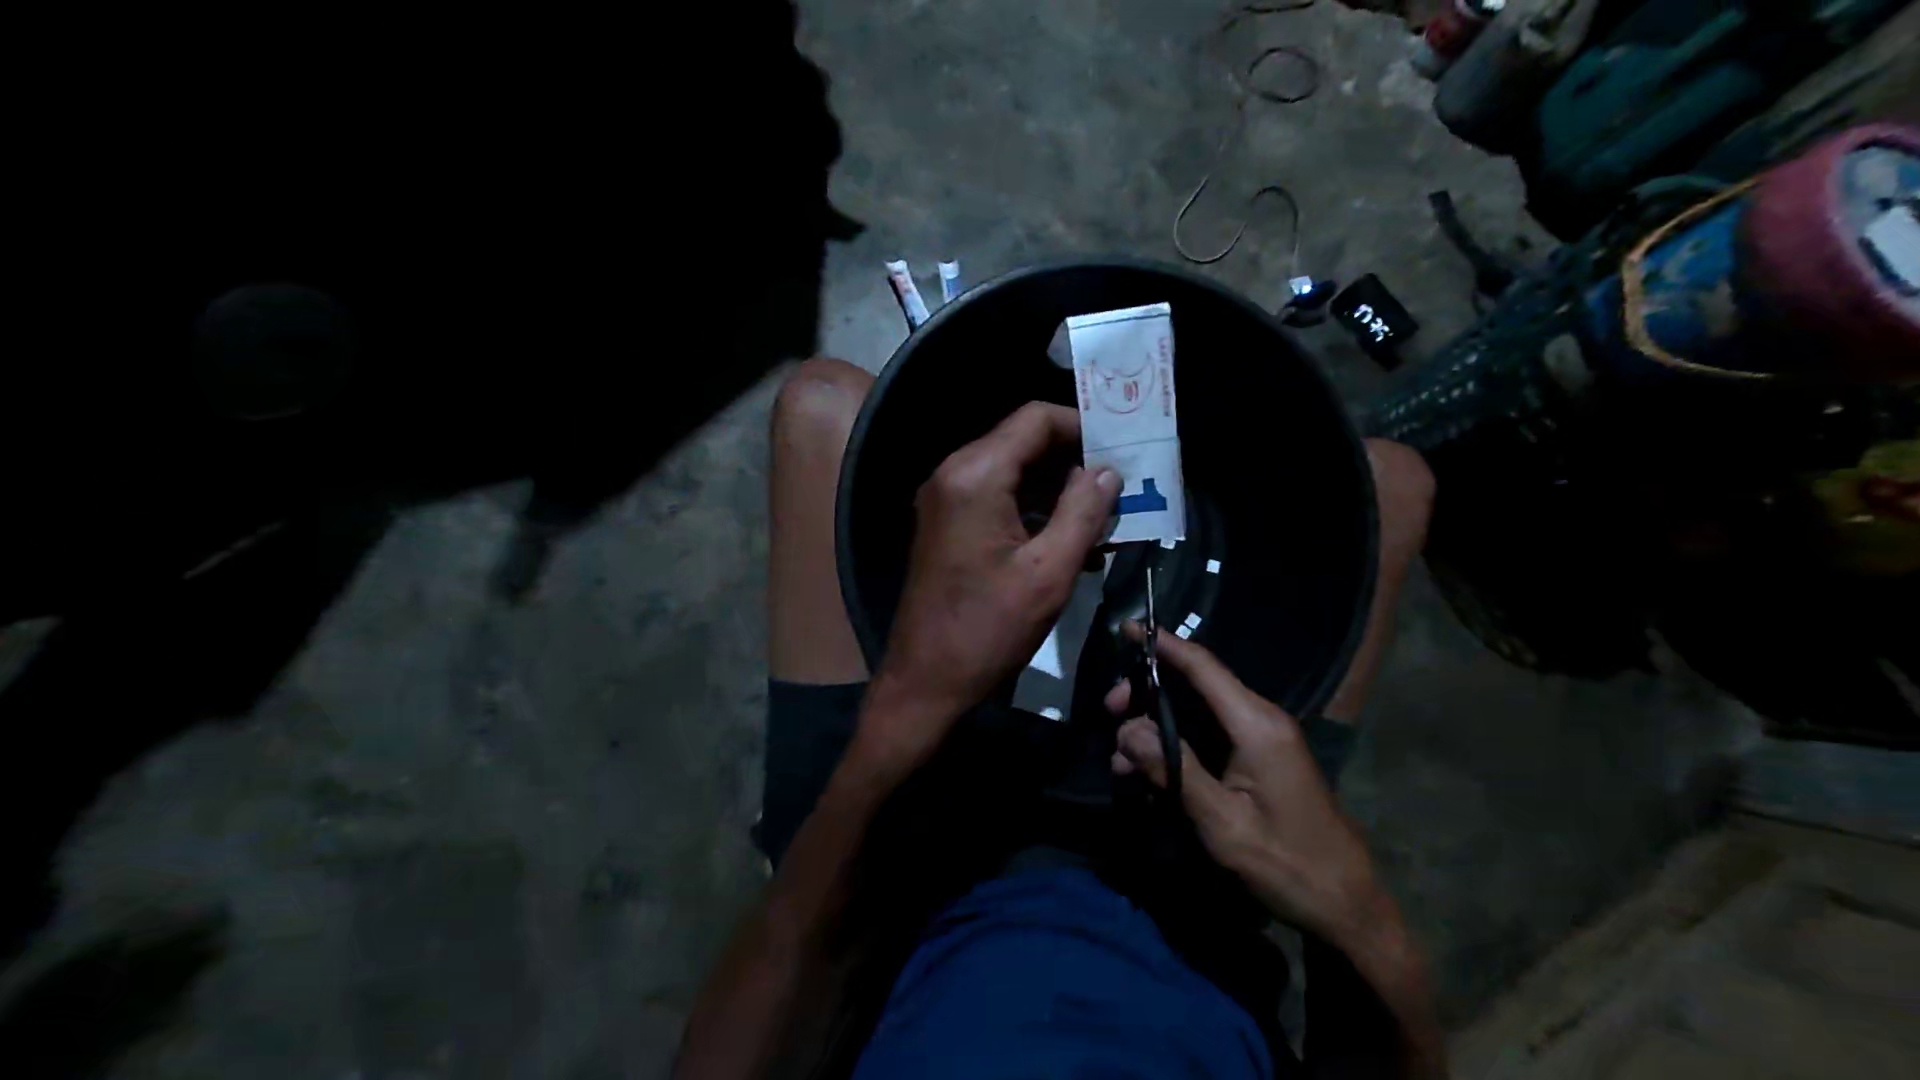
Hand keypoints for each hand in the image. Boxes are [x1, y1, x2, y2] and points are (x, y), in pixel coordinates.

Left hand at [859, 402, 1119, 772]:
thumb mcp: (1049, 572)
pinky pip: (997, 498)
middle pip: (1023, 441)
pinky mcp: (947, 524)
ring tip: (1105, 517)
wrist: (926, 679)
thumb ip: (1082, 512)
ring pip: (1013, 471)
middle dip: (1074, 459)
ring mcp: (945, 500)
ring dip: (1057, 488)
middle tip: (1122, 484)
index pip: (1035, 419)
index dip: (1082, 425)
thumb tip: (1107, 471)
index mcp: (975, 476)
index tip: (1122, 448)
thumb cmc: (989, 629)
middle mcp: (954, 475)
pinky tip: (1071, 539)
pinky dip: (1033, 509)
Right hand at [1108, 628, 1393, 950]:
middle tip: (1109, 712)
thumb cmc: (1287, 863)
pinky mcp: (1259, 758)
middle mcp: (1260, 720)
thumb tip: (1127, 729)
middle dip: (1147, 695)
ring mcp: (1261, 739)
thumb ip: (1174, 770)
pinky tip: (1146, 774)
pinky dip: (1174, 747)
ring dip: (1155, 727)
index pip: (1203, 667)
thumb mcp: (1222, 822)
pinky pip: (1208, 737)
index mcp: (1257, 725)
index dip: (1163, 644)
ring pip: (1196, 713)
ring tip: (1120, 761)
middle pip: (1194, 687)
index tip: (1126, 626)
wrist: (1347, 904)